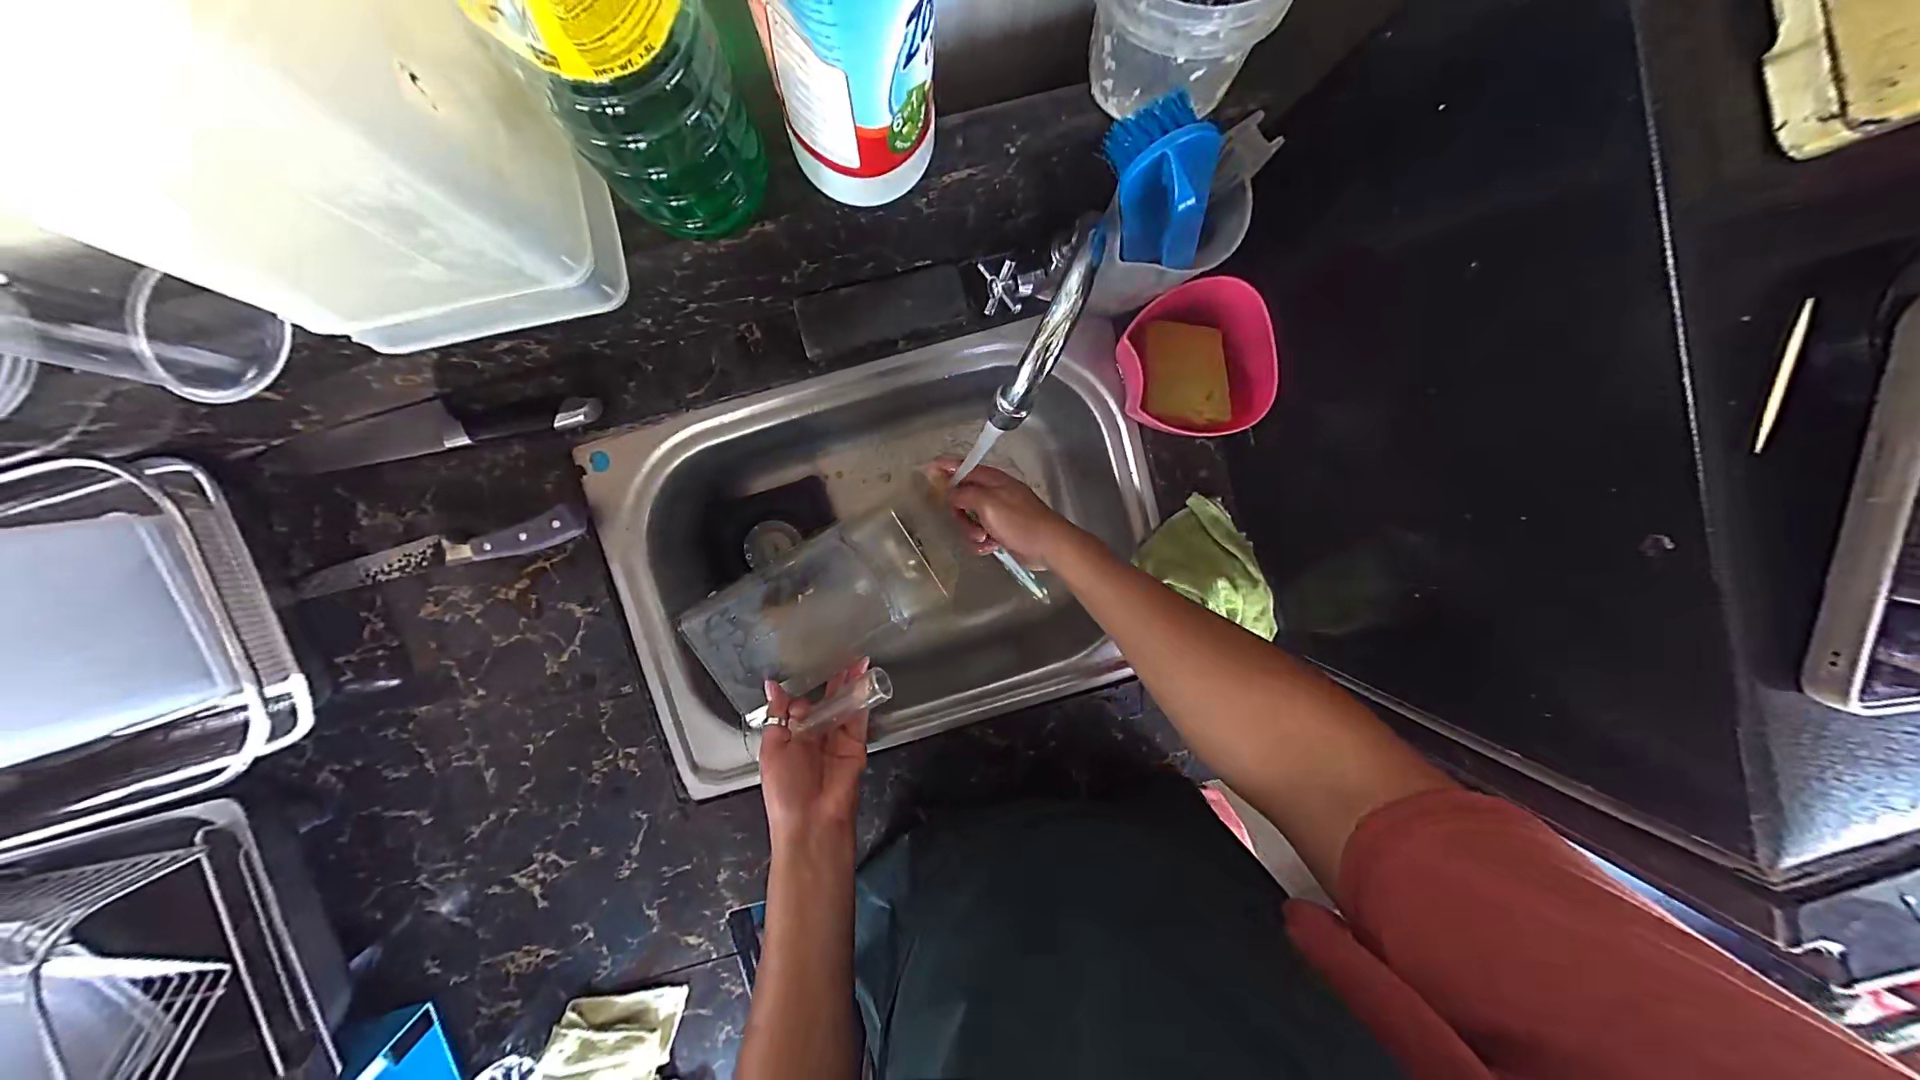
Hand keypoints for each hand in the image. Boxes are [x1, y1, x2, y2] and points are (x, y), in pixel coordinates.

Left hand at [759, 659, 870, 845]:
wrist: (812, 822)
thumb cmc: (785, 791)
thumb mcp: (772, 748)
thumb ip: (777, 714)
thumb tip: (772, 685)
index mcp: (791, 739)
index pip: (799, 708)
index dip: (800, 697)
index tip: (800, 691)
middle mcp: (815, 738)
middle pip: (826, 704)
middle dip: (834, 683)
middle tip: (843, 658)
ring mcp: (837, 741)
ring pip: (845, 707)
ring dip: (851, 685)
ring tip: (859, 661)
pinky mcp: (856, 745)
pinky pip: (859, 718)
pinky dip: (863, 699)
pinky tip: (865, 679)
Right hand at [929, 460, 1079, 569]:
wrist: (1048, 546)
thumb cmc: (1020, 521)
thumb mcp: (989, 503)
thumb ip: (965, 495)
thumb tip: (949, 492)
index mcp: (992, 480)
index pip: (963, 467)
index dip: (945, 467)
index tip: (927, 469)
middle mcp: (993, 494)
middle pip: (961, 499)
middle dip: (961, 515)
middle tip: (969, 525)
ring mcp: (997, 513)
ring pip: (968, 520)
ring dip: (971, 532)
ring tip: (985, 539)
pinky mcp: (1000, 531)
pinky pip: (979, 535)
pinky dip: (982, 542)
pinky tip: (991, 547)